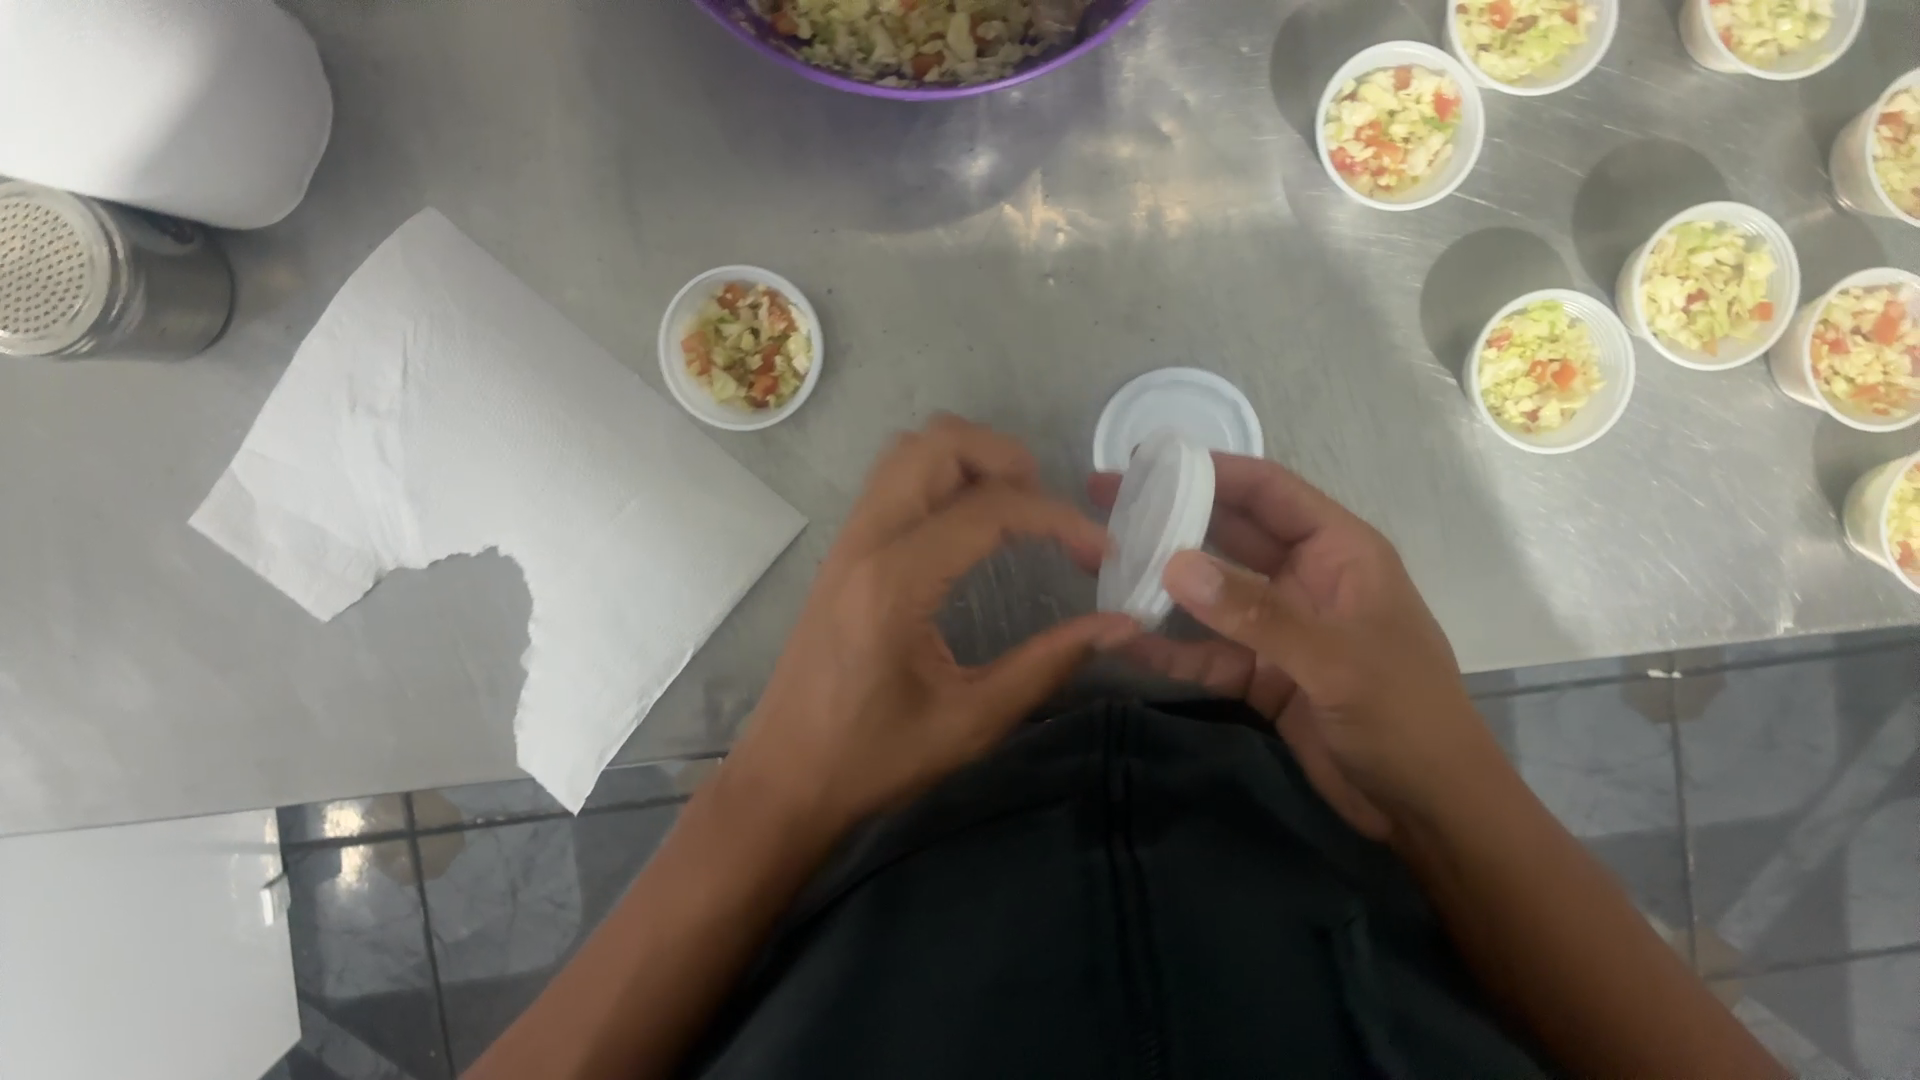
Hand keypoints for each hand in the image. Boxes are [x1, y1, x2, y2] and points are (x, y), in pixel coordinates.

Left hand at [731, 416, 1138, 837]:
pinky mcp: (841, 554)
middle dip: (1006, 459)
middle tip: (1048, 511)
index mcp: (895, 583)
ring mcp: (847, 542)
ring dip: (969, 461)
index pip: (988, 510)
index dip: (1058, 519)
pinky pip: (893, 482)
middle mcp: (865, 543)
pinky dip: (940, 478)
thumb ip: (1048, 664)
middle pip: (937, 444)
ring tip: (1014, 510)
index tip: (1102, 551)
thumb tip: (1121, 625)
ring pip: (909, 452)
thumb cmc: (874, 759)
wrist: (784, 778)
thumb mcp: (972, 721)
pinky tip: (970, 529)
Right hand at [1089, 454, 1497, 840]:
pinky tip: (1121, 640)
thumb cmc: (1405, 718)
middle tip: (1105, 504)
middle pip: (1228, 534)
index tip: (1145, 463)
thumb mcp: (1335, 660)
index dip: (1209, 470)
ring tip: (1098, 563)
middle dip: (1170, 518)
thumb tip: (1173, 564)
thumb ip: (1255, 612)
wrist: (1427, 810)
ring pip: (1208, 593)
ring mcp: (1278, 628)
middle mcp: (1304, 579)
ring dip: (1159, 582)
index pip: (1268, 491)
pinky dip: (1166, 648)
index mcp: (1339, 553)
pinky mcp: (1259, 673)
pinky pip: (1204, 651)